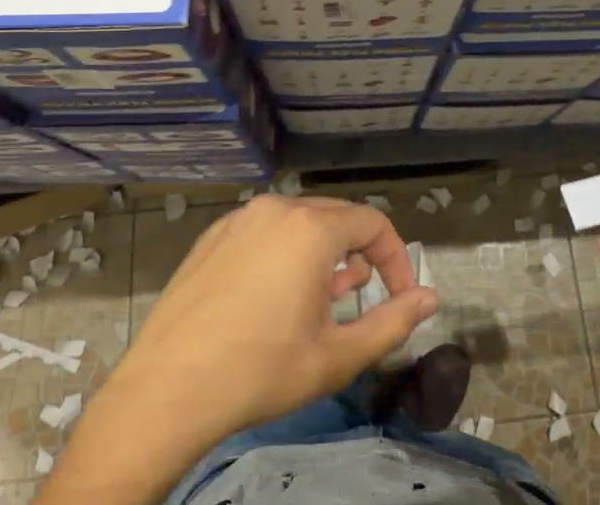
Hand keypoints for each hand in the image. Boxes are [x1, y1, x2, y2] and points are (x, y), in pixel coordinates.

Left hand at [46, 195, 438, 503]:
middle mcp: (275, 210)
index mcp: (311, 228)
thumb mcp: (339, 355)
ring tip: (321, 299)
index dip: (396, 258)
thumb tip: (431, 298)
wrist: (168, 389)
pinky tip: (275, 297)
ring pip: (297, 224)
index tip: (401, 295)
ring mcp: (237, 221)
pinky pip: (263, 233)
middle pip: (335, 217)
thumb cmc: (262, 371)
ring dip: (322, 254)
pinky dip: (284, 253)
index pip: (373, 223)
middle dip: (358, 254)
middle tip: (358, 298)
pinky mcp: (210, 239)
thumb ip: (393, 322)